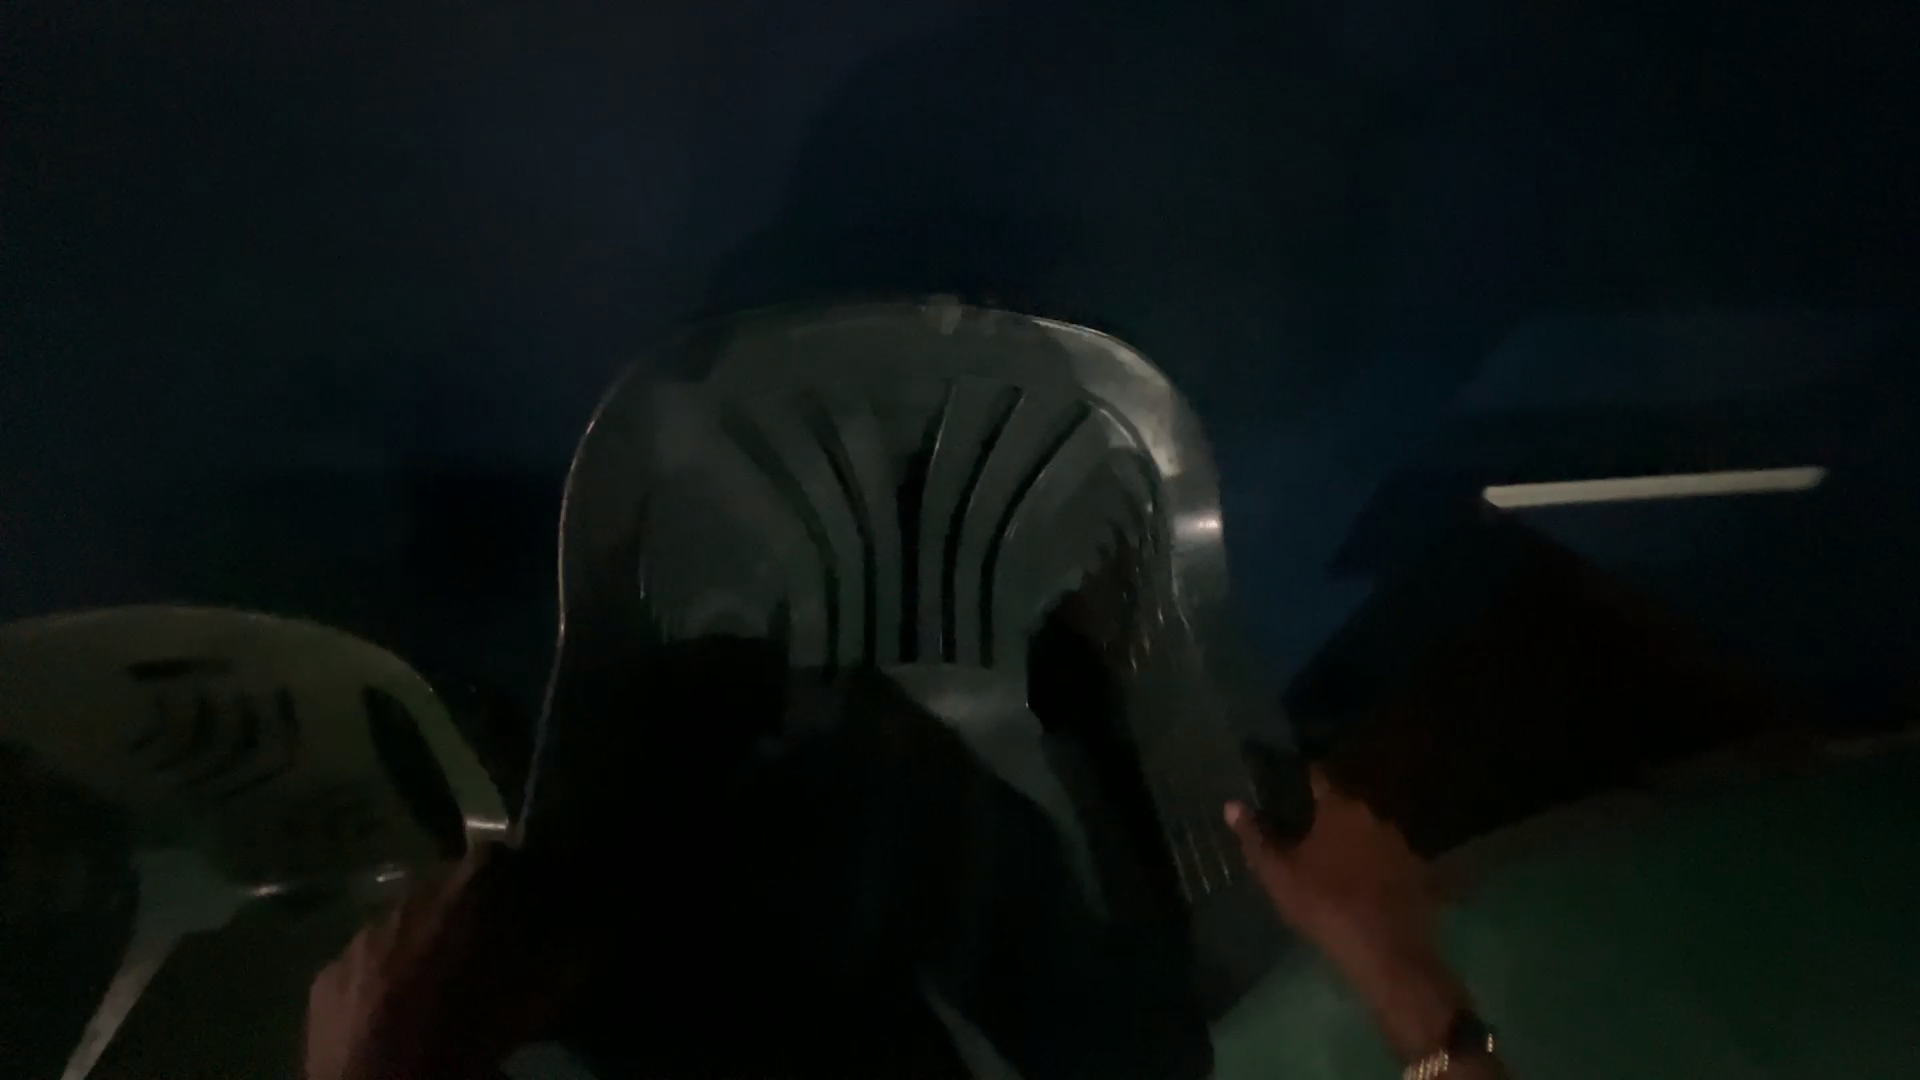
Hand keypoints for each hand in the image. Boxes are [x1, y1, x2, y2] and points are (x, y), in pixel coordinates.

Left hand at [305, 845, 589, 1079]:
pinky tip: (403, 1009)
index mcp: (481, 874)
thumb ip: (588, 917)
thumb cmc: (488, 1014)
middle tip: (493, 950)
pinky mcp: (327, 975)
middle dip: (476, 909)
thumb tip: (608, 886)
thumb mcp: (560, 966)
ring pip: (411, 922)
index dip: (528, 884)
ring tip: (445, 984)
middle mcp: (421, 885)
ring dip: (430, 939)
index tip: (538, 914)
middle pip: (459, 886)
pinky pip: (370, 963)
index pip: (514, 857)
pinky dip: (388, 976)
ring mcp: (367, 929)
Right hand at [1226, 769, 1469, 1060]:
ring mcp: (1401, 846)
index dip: (1300, 779)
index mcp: (1339, 808)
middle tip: (1303, 828)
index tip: (1285, 783)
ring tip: (1332, 858)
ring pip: (1368, 833)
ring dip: (1352, 841)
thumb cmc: (1325, 904)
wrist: (1388, 956)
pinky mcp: (1420, 877)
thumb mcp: (1277, 872)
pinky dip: (1375, 867)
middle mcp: (1373, 817)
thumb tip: (1231, 805)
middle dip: (1325, 815)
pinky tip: (1362, 884)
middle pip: (1344, 806)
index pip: (1317, 778)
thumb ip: (1254, 836)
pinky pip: (1389, 861)